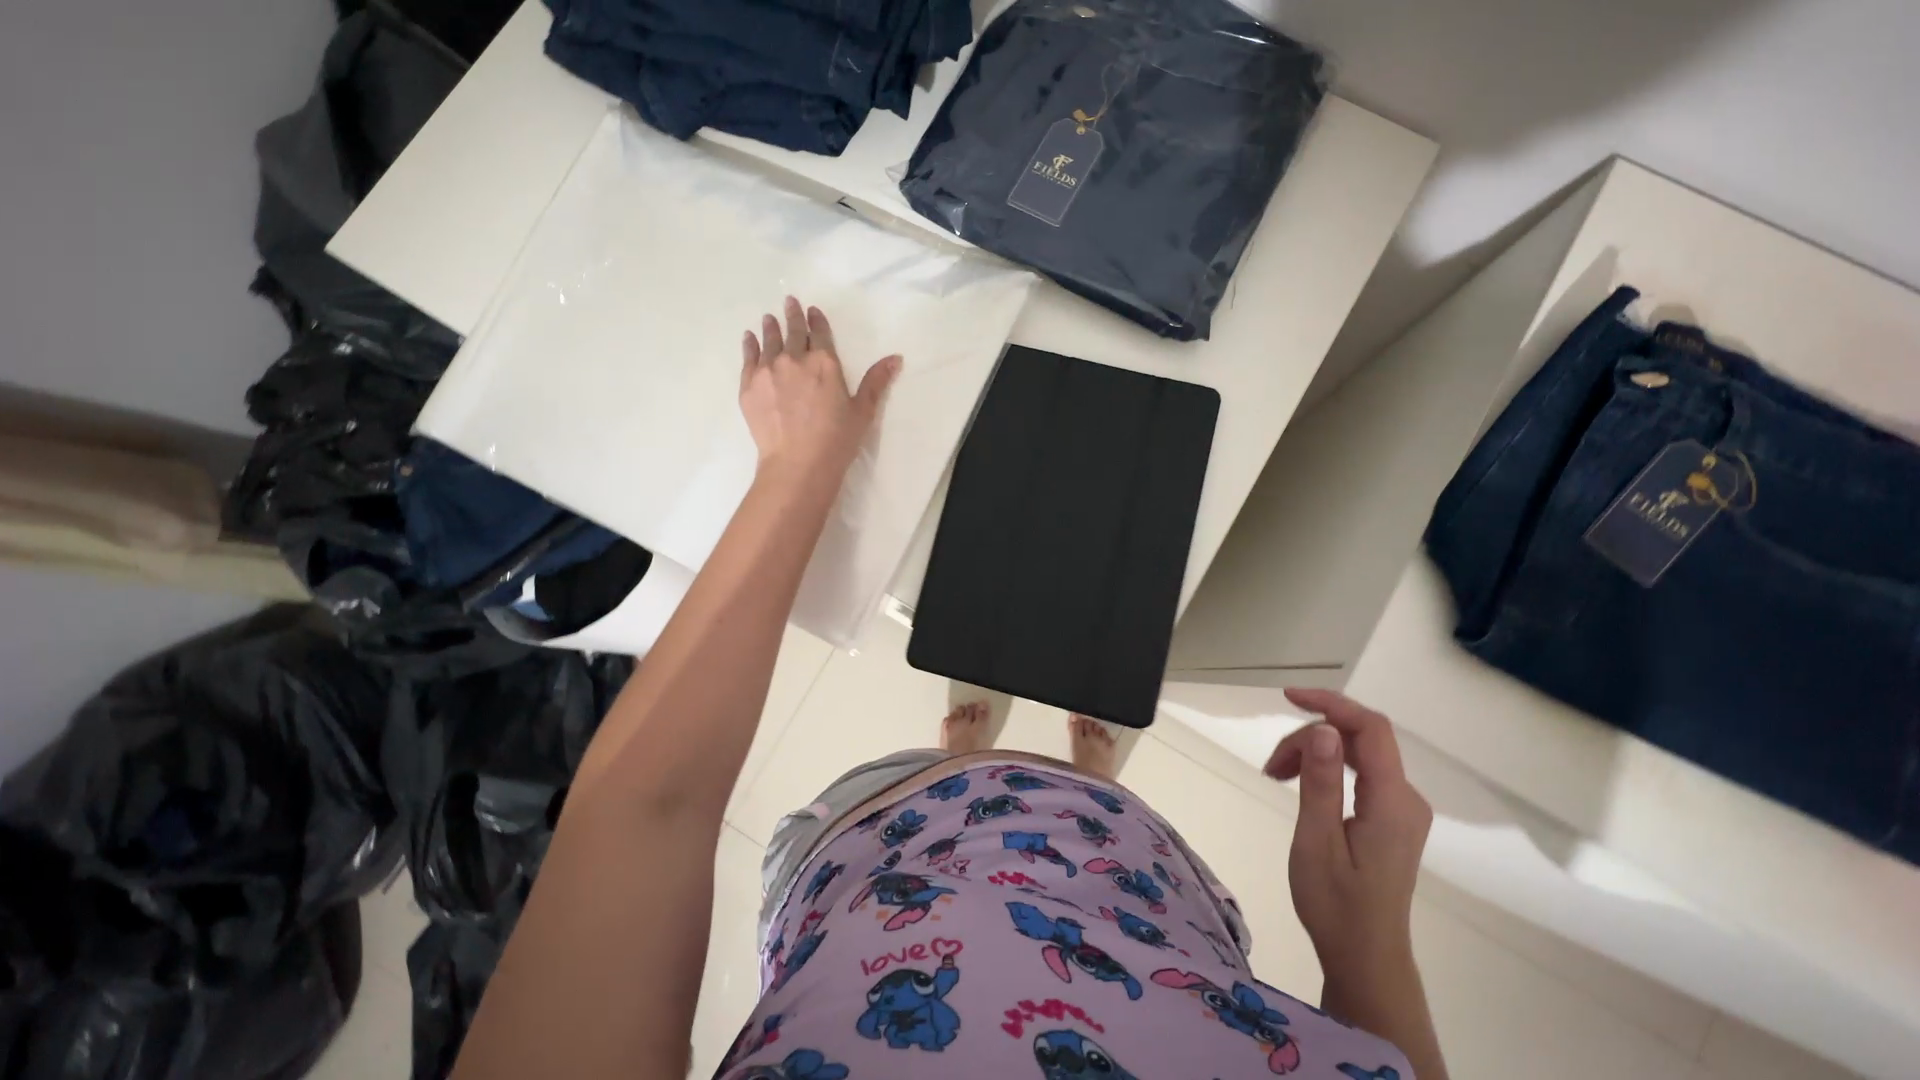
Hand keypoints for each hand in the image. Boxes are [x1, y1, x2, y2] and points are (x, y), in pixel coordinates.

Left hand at [740, 296, 899, 483]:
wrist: (797, 463)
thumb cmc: (836, 440)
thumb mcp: (863, 411)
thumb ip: (876, 381)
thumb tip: (895, 358)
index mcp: (825, 363)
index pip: (820, 333)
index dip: (817, 320)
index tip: (812, 310)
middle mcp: (795, 359)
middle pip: (794, 332)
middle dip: (793, 316)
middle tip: (789, 302)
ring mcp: (768, 371)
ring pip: (769, 341)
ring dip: (771, 327)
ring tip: (769, 318)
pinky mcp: (749, 386)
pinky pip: (748, 358)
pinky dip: (750, 345)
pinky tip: (749, 338)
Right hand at [1265, 688, 1431, 993]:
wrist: (1365, 955)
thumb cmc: (1335, 903)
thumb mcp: (1316, 842)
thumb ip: (1321, 783)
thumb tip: (1324, 729)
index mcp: (1392, 801)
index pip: (1370, 729)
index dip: (1331, 703)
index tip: (1288, 697)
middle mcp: (1407, 798)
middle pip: (1360, 739)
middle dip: (1310, 738)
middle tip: (1271, 768)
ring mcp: (1403, 809)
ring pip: (1358, 755)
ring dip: (1315, 754)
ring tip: (1277, 778)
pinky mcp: (1393, 820)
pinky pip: (1361, 775)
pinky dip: (1328, 770)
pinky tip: (1301, 786)